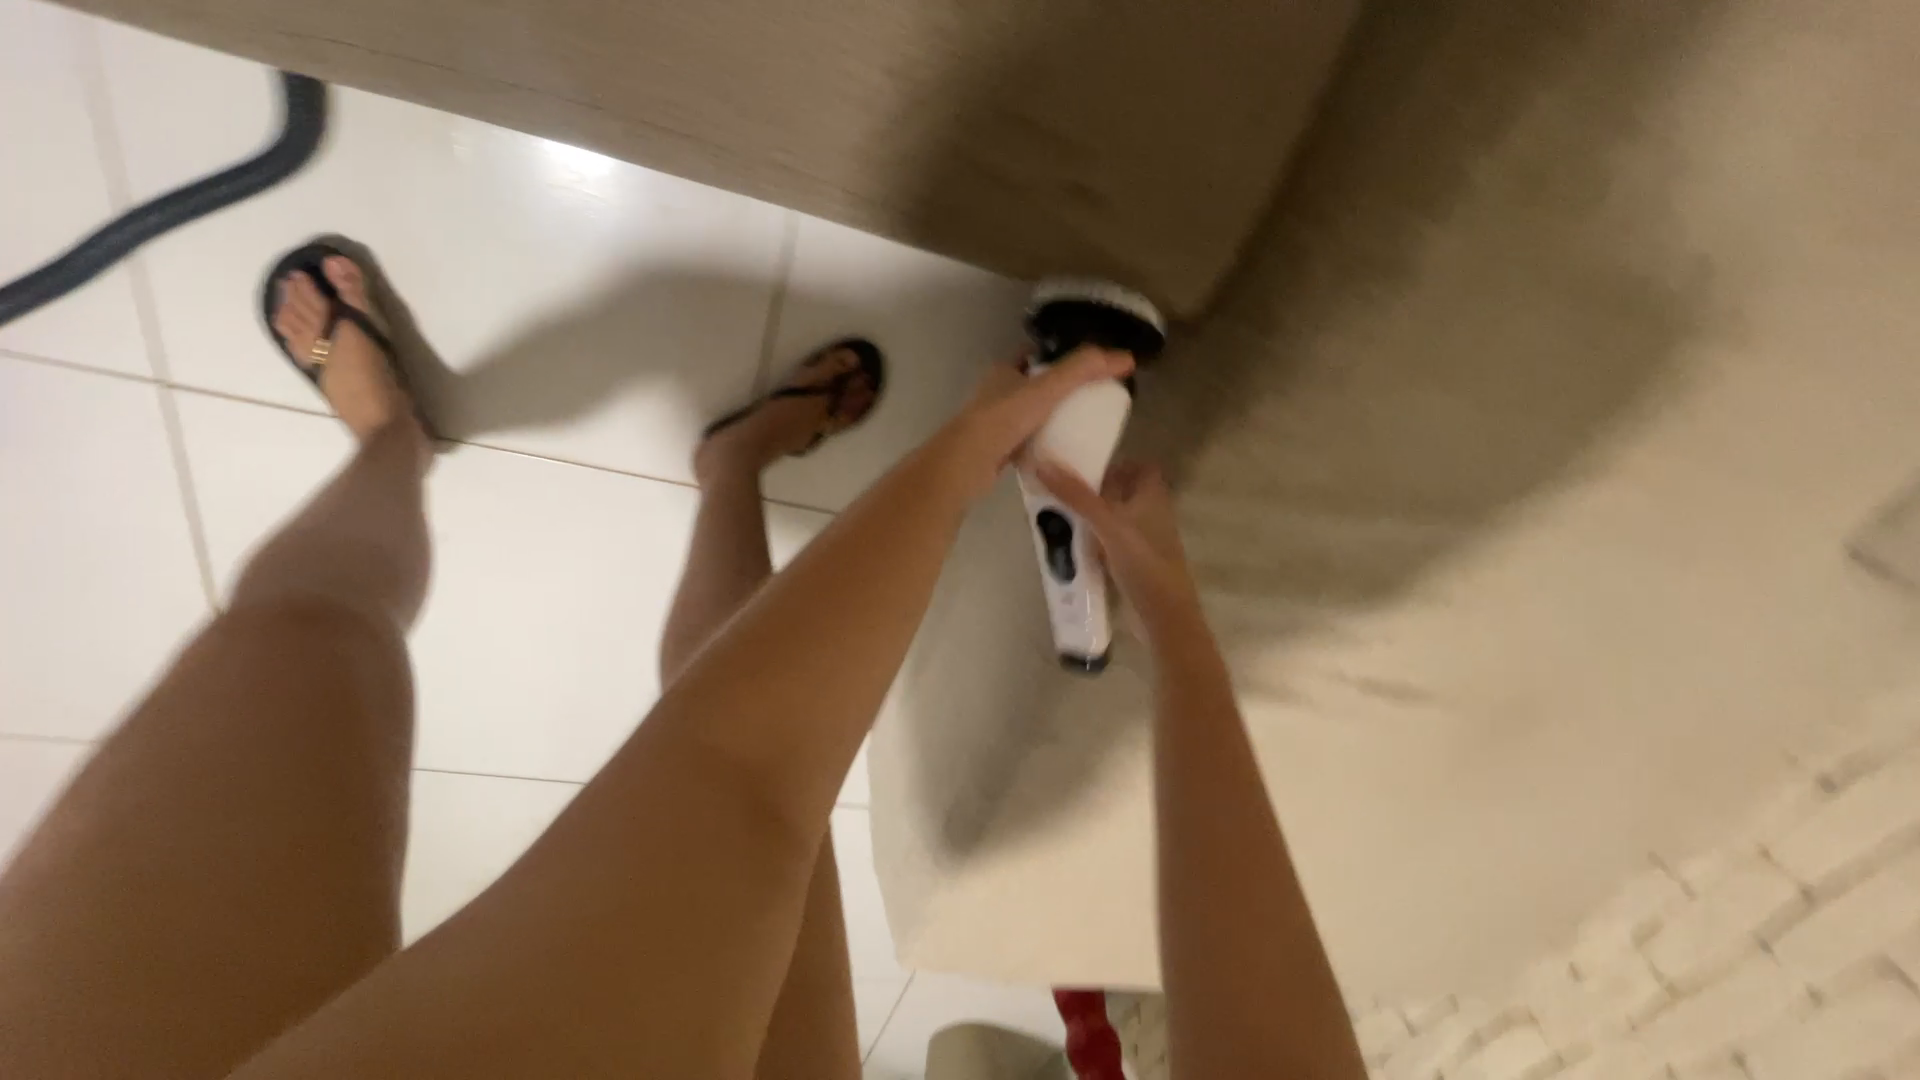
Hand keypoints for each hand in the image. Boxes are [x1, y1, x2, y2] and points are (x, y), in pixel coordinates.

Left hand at [933, 346, 1134, 498]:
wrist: (967, 462)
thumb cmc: (1005, 418)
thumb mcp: (1048, 388)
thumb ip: (1083, 370)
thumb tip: (1125, 357)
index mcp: (1004, 370)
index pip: (1035, 354)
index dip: (1059, 356)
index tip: (1086, 367)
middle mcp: (994, 392)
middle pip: (1032, 385)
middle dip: (1056, 391)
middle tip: (1088, 401)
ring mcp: (992, 422)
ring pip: (1026, 415)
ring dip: (1048, 418)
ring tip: (1078, 427)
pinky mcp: (993, 450)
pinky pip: (1023, 442)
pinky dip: (1039, 444)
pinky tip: (1058, 452)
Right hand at [1029, 458, 1201, 630]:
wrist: (1163, 617)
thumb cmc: (1143, 563)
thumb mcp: (1107, 524)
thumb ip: (1076, 495)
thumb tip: (1041, 462)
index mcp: (1153, 497)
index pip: (1140, 468)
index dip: (1117, 464)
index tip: (1086, 468)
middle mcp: (1150, 515)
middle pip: (1122, 494)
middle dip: (1092, 492)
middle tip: (1059, 491)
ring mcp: (1142, 543)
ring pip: (1112, 521)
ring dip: (1088, 519)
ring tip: (1054, 515)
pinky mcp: (1133, 566)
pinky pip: (1108, 546)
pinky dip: (1090, 544)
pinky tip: (1067, 547)